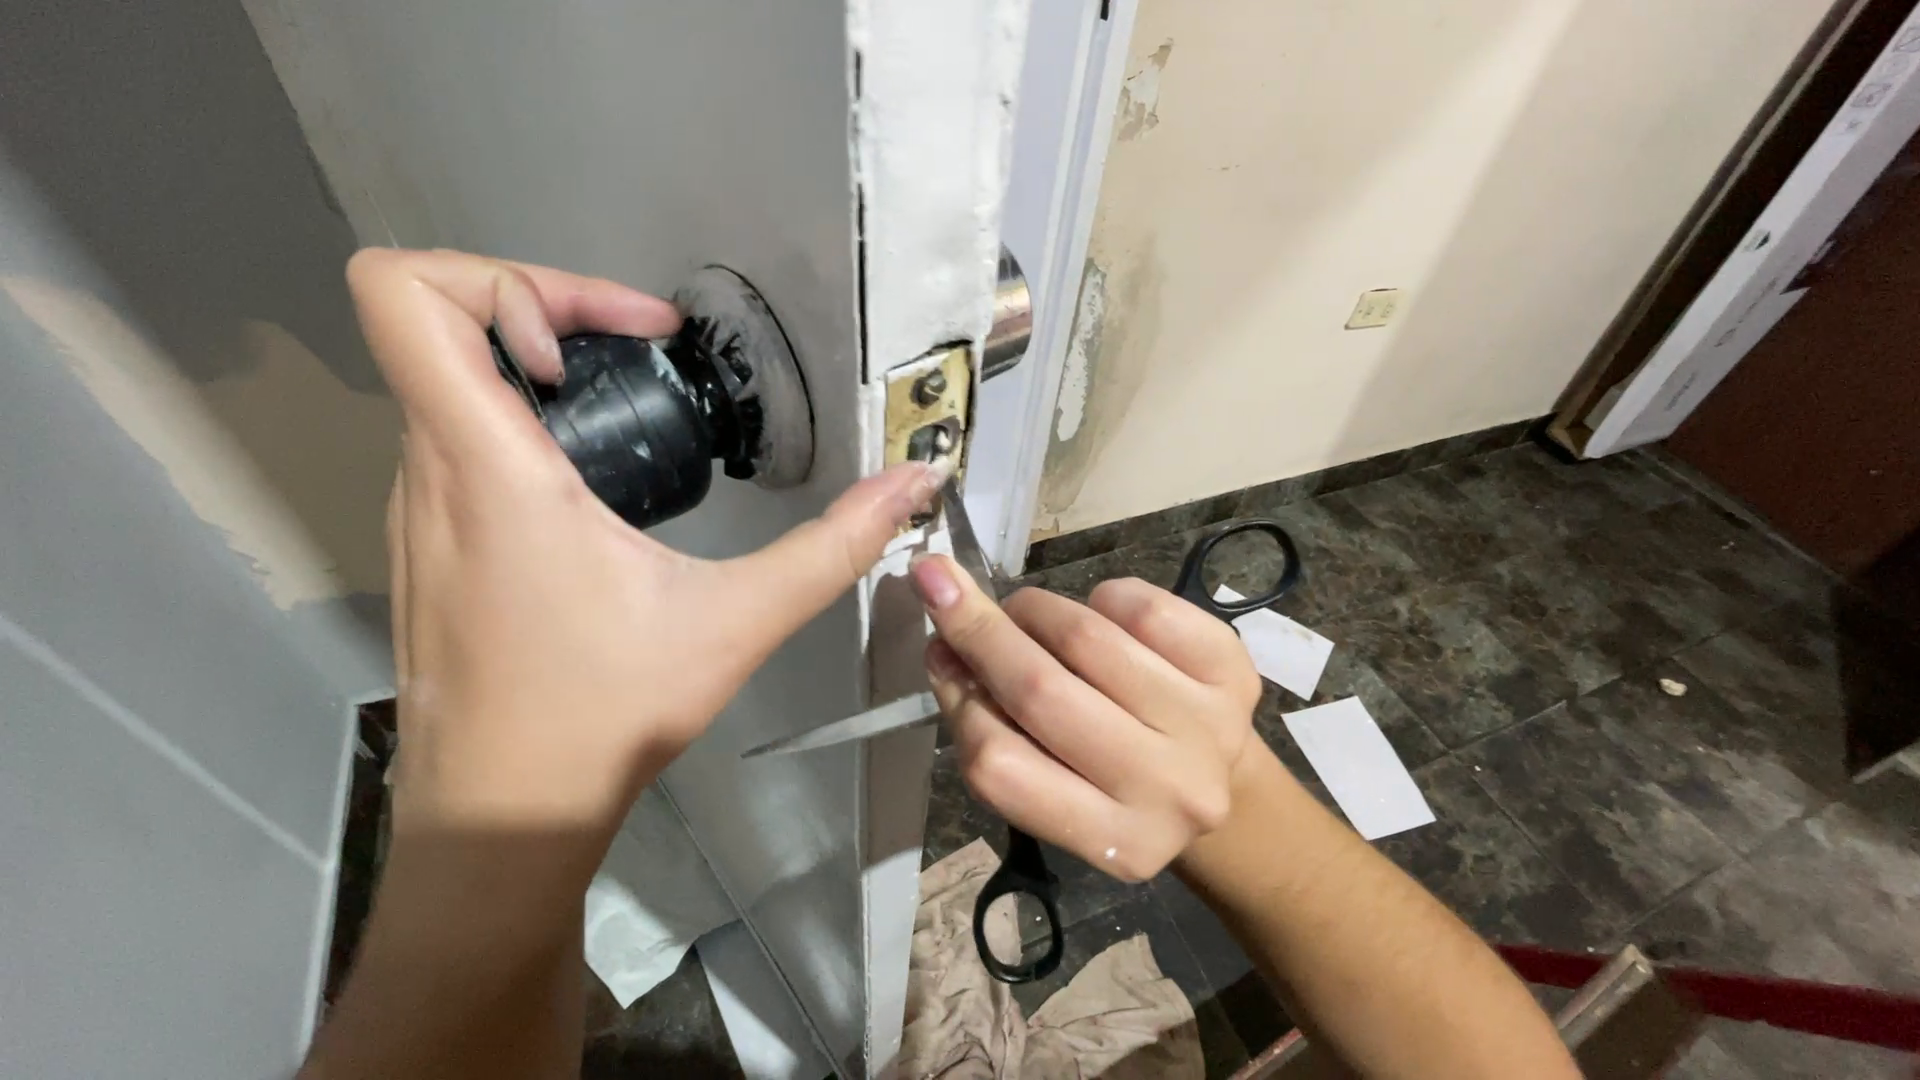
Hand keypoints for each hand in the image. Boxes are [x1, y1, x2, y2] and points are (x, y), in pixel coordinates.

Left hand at [349, 248, 942, 852]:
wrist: (500, 820)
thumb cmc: (605, 715)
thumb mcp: (738, 622)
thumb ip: (832, 547)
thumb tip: (911, 485)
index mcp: (486, 468)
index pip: (404, 292)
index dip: (504, 279)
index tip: (597, 350)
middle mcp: (428, 472)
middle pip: (433, 322)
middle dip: (548, 311)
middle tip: (641, 365)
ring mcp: (414, 511)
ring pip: (444, 384)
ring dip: (536, 372)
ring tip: (629, 423)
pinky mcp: (426, 547)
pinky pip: (453, 441)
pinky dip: (520, 426)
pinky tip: (594, 496)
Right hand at [912, 557, 1261, 880]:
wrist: (1221, 781)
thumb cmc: (1112, 781)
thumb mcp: (1052, 782)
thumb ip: (991, 722)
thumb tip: (942, 640)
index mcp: (1113, 842)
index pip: (999, 767)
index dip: (958, 698)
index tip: (937, 647)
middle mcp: (1169, 792)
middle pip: (1042, 691)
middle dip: (982, 631)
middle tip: (949, 589)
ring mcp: (1211, 730)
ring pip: (1088, 638)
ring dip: (1037, 610)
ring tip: (1028, 614)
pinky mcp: (1235, 671)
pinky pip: (1145, 606)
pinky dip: (1105, 596)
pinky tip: (1103, 614)